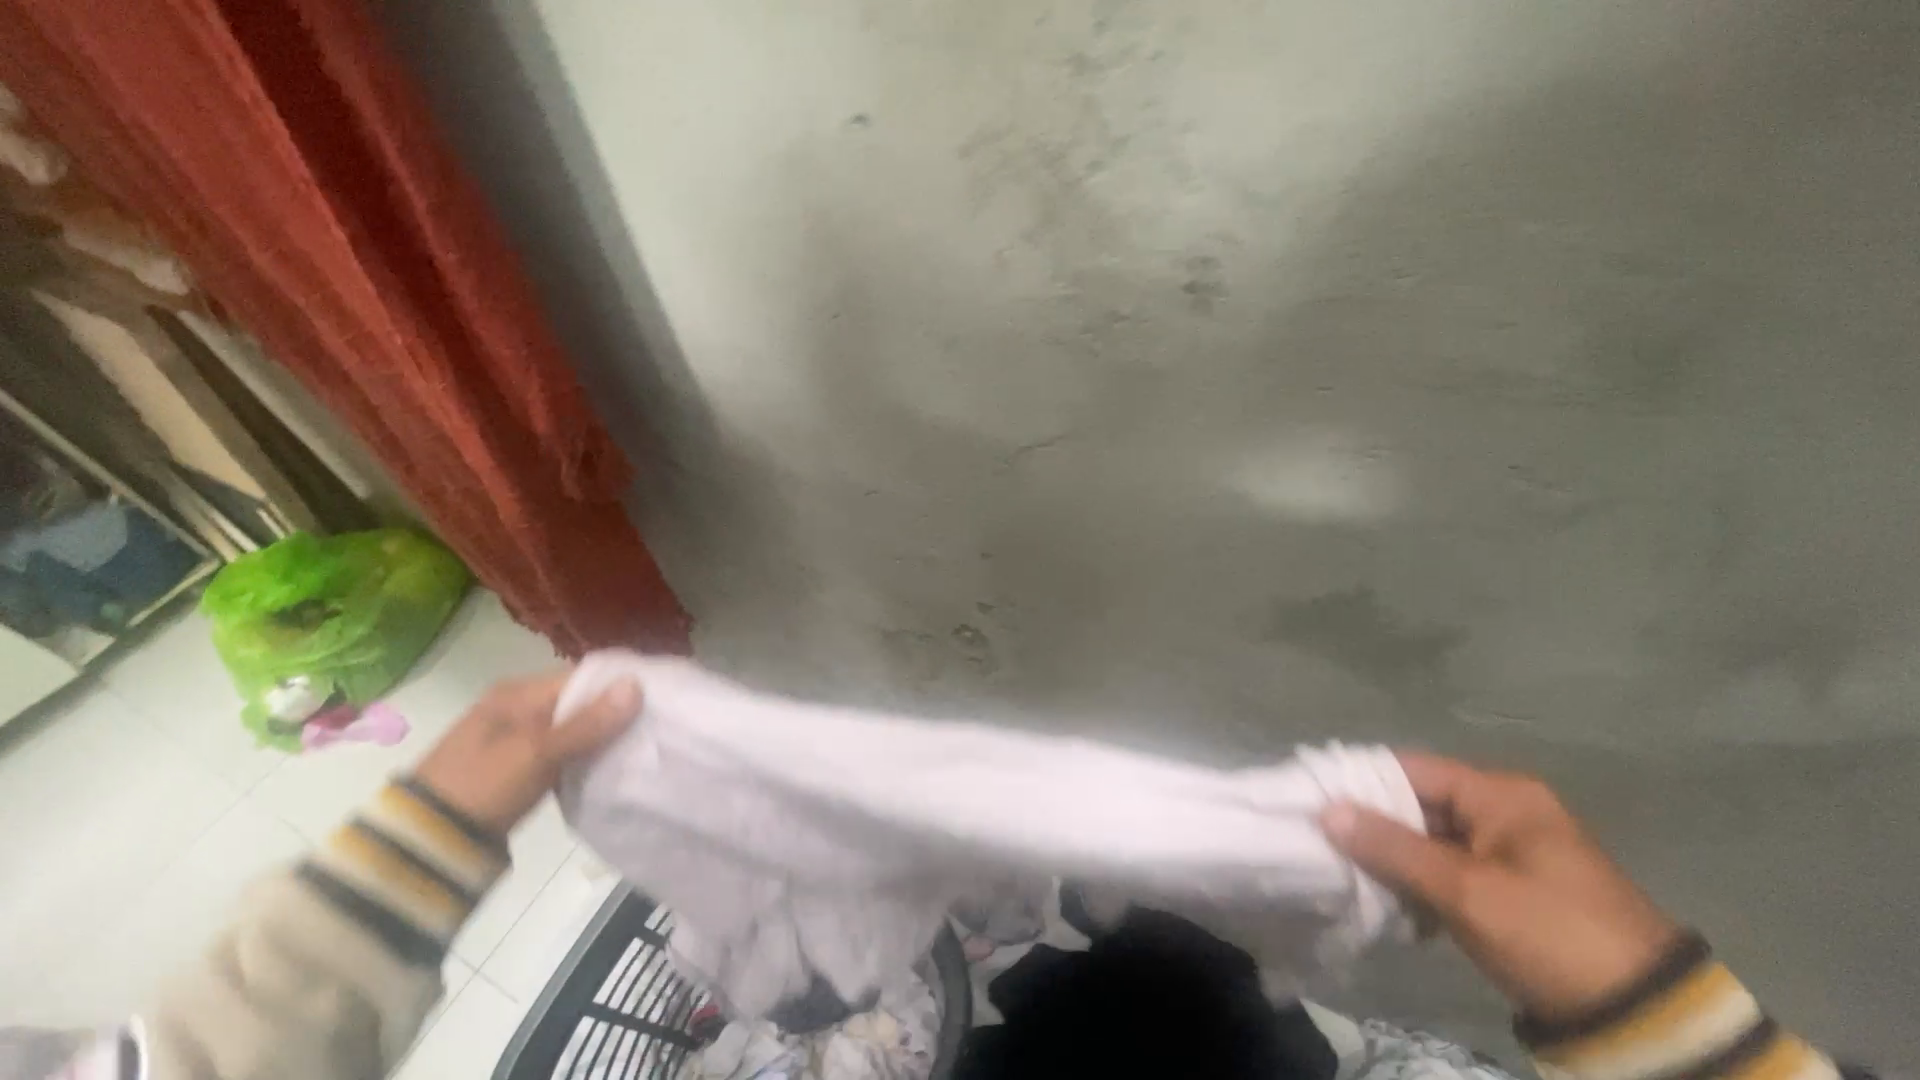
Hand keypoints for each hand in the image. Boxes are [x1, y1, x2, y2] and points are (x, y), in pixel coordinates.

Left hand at [413, 669, 640, 835]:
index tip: (656, 700)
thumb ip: (589, 722)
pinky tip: (607, 769)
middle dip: (614, 713)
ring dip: (601, 738)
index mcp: (517, 693)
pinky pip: (562, 752)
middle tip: (654, 728)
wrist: (426, 842)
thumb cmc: (484, 785)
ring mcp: (515, 738)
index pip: (581, 676)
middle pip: (579, 701)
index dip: (619, 685)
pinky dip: (583, 758)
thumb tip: (637, 684)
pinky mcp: (516, 767)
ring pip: (572, 729)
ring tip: (639, 749)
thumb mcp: (538, 752)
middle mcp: (517, 707)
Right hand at [1321, 752, 1681, 1020]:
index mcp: (1501, 795)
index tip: (1314, 798)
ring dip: (1396, 858)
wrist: (1641, 1012)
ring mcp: (1513, 849)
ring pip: (1433, 839)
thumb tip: (1328, 810)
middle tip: (1325, 843)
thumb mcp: (1465, 890)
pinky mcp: (1516, 886)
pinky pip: (1452, 868)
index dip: (1361, 781)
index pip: (1412, 768)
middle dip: (1375, 825)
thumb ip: (1393, 848)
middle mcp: (1506, 810)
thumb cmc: (1547, 931)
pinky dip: (1422, 882)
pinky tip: (1394, 905)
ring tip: (1351, 877)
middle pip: (1421, 803)